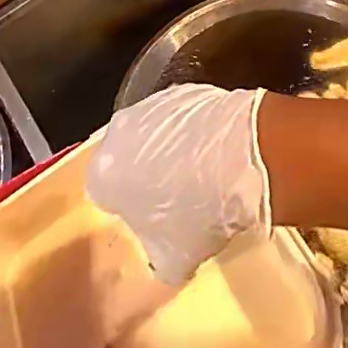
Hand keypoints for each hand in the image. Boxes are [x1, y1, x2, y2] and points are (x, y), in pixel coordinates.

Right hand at [85, 84, 270, 284]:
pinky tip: (218, 147)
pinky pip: (184, 114)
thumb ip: (154, 254)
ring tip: (203, 170)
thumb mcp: (171, 260)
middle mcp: (120, 130)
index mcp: (103, 173)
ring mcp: (155, 102)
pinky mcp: (188, 87)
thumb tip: (163, 251)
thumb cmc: (198, 214)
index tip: (151, 216)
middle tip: (178, 194)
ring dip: (171, 147)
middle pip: (127, 155)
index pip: (103, 192)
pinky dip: (195, 127)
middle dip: (145, 171)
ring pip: (154, 131)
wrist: (244, 155)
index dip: (127, 205)